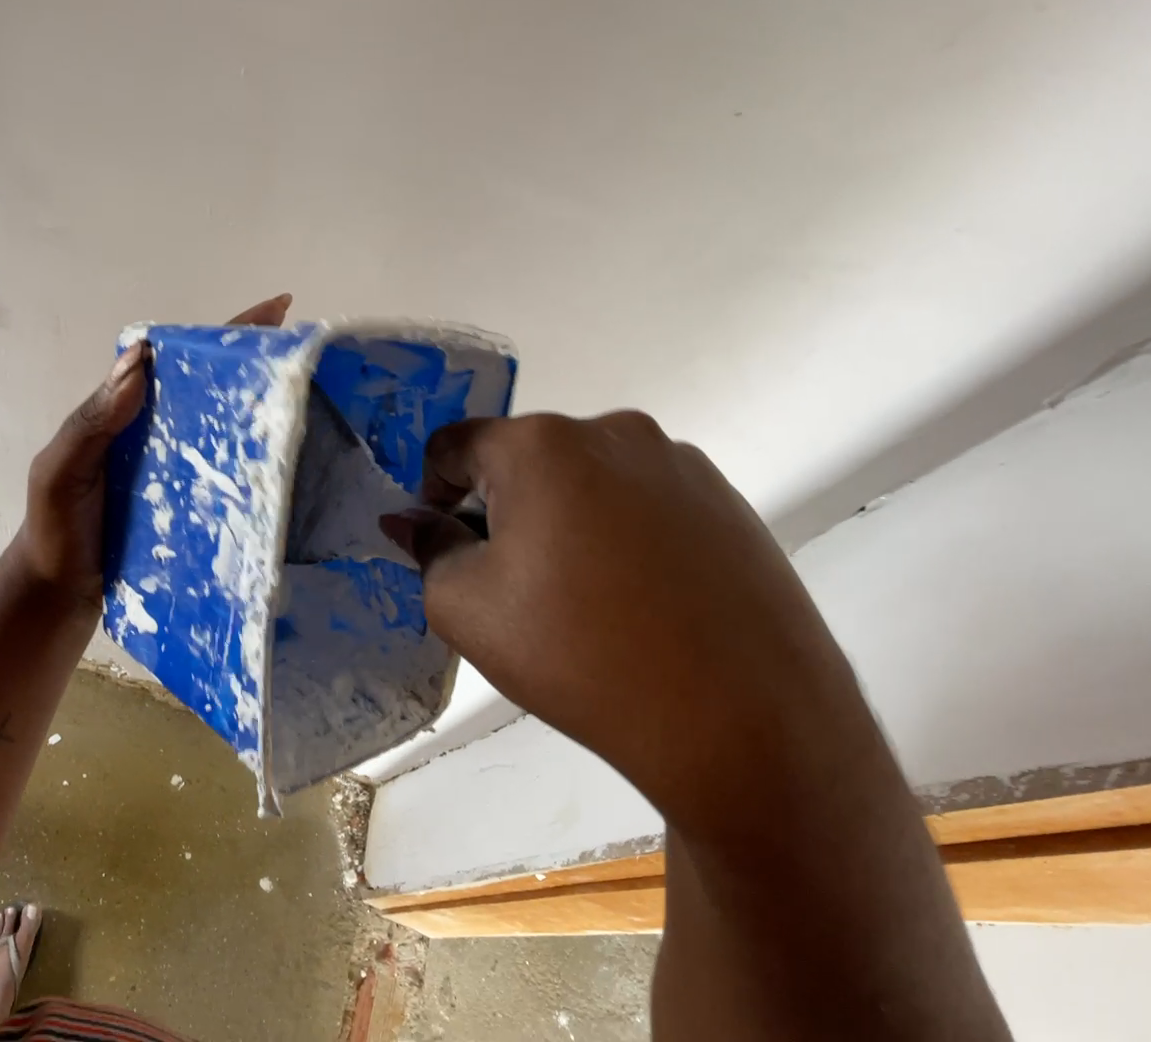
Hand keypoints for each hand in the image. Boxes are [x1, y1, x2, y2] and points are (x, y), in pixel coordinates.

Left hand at [12, 294, 291, 603]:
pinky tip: (289, 474)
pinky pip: (225, 484)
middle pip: (211, 394)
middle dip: (259, 372)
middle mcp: (157, 437)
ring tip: (319, 409)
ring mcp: (175, 476)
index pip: (179, 362)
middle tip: (315, 362)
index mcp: (126, 415)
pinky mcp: (188, 512)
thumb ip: (91, 422)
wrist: (57, 598)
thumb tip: (140, 358)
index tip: (279, 313)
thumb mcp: (60, 471)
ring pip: (224, 437)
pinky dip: (253, 474)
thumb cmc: (54, 532)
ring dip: (263, 422)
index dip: (225, 335)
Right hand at [381, 412, 888, 838]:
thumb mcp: (465, 608)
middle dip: (500, 509)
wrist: (740, 719)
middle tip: (509, 586)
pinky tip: (634, 602)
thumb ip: (427, 550)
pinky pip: (641, 504)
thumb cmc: (578, 655)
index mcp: (540, 446)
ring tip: (580, 600)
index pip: (453, 445)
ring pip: (585, 481)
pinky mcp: (726, 502)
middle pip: (522, 459)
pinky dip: (618, 536)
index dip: (432, 493)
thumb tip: (411, 521)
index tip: (444, 548)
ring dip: (561, 521)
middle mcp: (613, 432)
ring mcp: (679, 464)